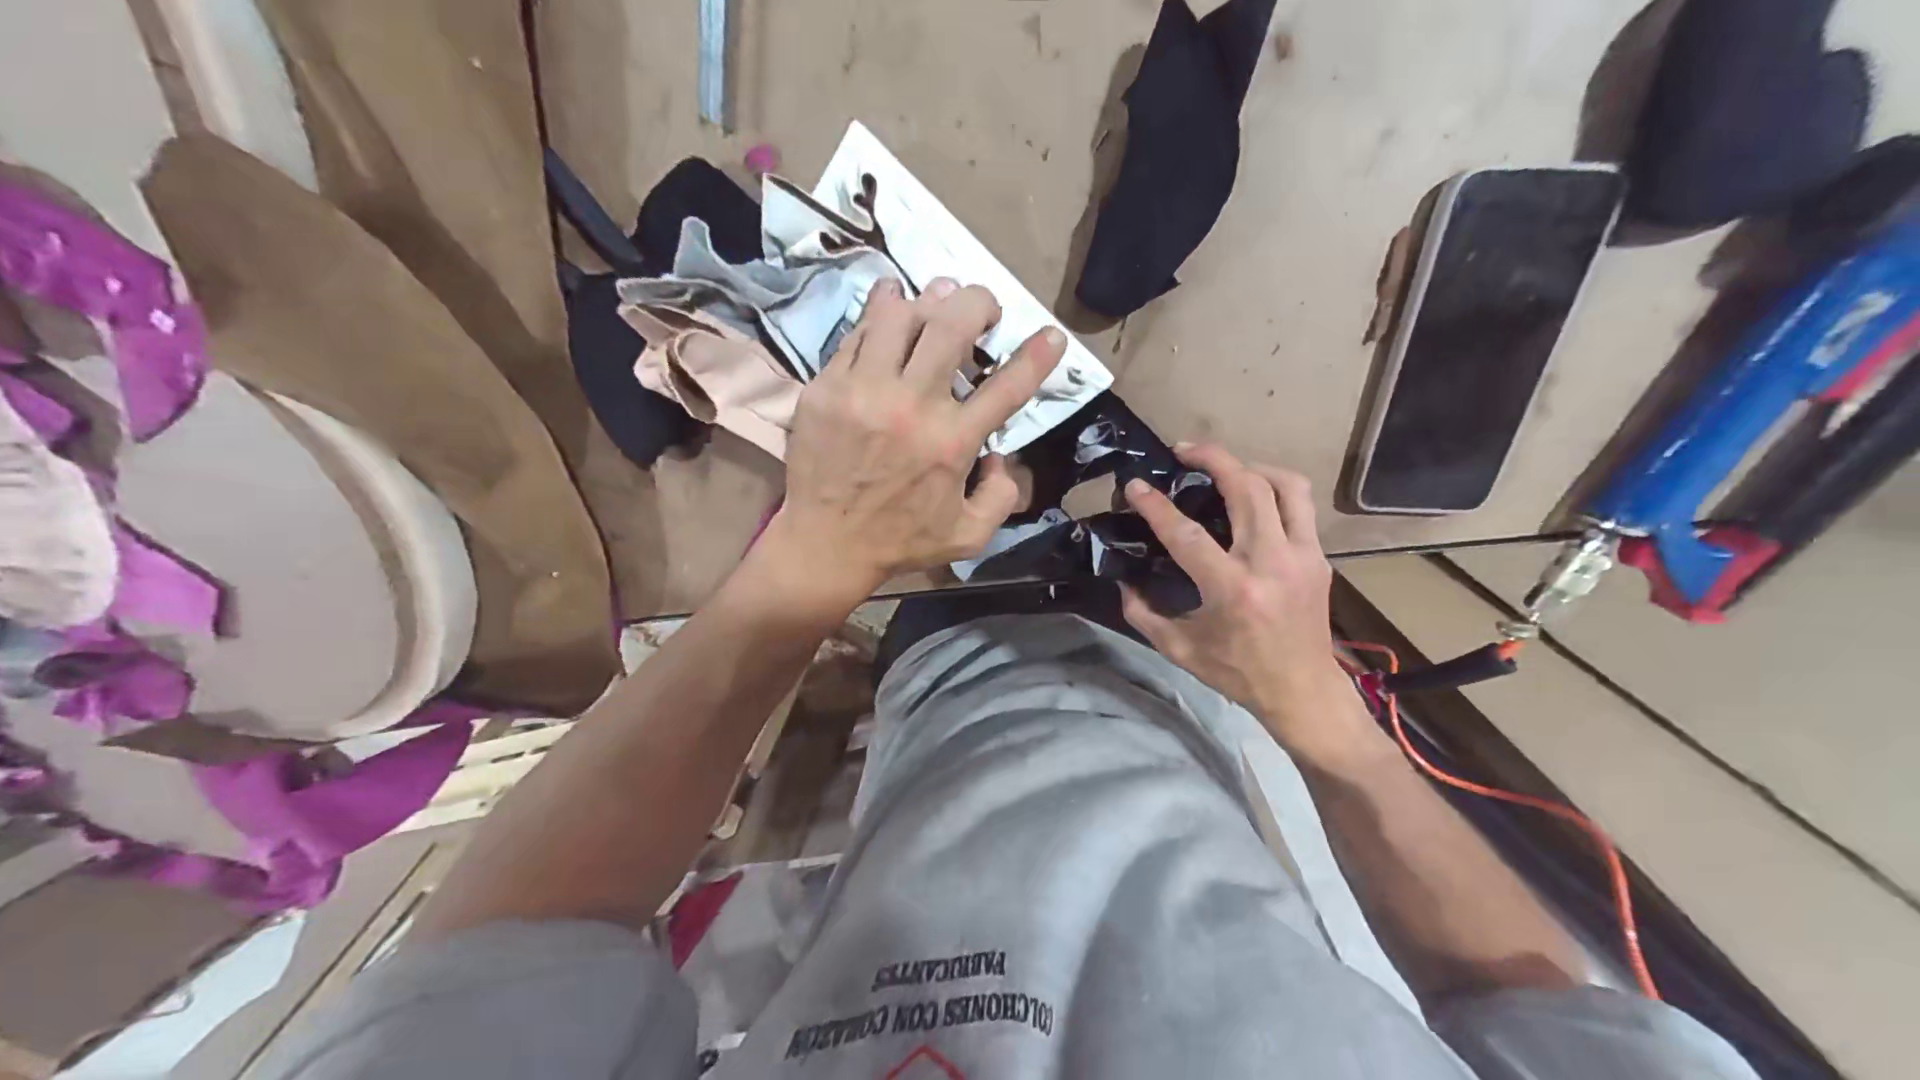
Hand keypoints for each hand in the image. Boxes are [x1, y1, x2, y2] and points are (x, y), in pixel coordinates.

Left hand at [766, 277, 1065, 602]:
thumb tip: (1000, 455)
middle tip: (981, 308)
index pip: (1007, 386)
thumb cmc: (900, 541)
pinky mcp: (826, 388)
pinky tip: (889, 308)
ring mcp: (864, 392)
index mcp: (952, 443)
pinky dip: (879, 315)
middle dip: (976, 302)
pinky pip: (857, 334)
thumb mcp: (969, 536)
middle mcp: (911, 407)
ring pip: (898, 316)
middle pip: (951, 326)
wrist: (823, 544)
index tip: (1052, 334)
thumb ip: (1001, 496)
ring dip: (925, 302)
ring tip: (933, 304)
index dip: (1037, 355)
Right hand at [1118, 445, 1365, 753]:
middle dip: (1213, 458)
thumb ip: (1143, 614)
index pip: (1188, 535)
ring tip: (1224, 466)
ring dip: (1250, 466)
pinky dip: (1273, 488)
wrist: (1303, 690)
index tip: (1135, 486)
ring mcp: (1303, 557)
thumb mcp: (1179, 649)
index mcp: (1233, 590)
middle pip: (1247, 488)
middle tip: (1184, 451)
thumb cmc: (1237, 672)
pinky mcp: (1319, 558)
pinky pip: (1300, 505)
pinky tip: (1252, 494)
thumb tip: (1123, 582)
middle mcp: (1271, 564)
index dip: (1156, 506)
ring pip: (1285, 485)